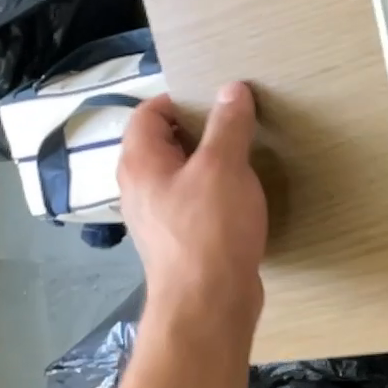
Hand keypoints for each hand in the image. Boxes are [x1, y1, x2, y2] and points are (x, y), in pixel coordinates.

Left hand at [118, 83, 267, 332]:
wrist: (207, 299)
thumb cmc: (210, 227)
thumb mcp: (224, 167)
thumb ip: (228, 127)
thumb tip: (232, 89)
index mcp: (141, 163)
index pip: (148, 114)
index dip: (180, 100)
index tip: (220, 97)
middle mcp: (141, 187)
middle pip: (164, 143)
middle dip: (200, 129)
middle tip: (240, 122)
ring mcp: (158, 215)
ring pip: (180, 174)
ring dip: (210, 161)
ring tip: (247, 156)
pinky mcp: (180, 238)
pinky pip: (194, 200)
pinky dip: (215, 189)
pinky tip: (243, 196)